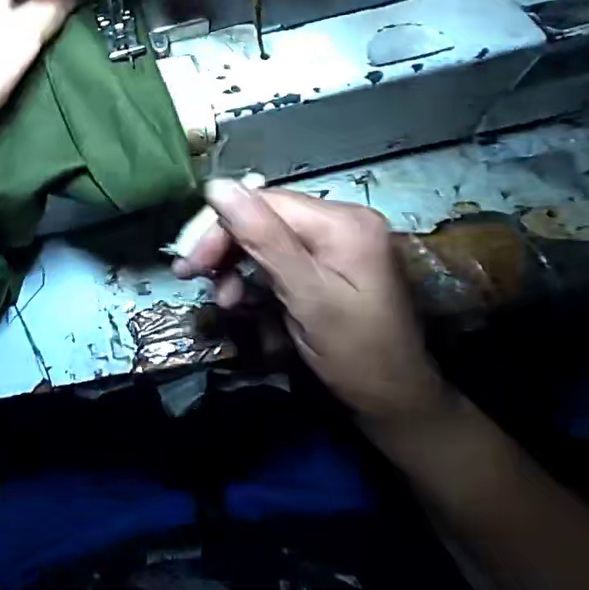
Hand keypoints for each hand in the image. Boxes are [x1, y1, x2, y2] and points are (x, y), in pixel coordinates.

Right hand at [175, 182, 445, 419]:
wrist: (399, 403)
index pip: (265, 203)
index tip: (189, 264)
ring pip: (268, 236)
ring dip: (238, 263)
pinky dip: (257, 274)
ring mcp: (339, 240)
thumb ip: (264, 239)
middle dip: (226, 246)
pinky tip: (242, 297)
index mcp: (344, 221)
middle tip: (190, 275)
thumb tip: (217, 185)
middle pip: (266, 216)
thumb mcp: (307, 297)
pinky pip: (282, 254)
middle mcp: (342, 220)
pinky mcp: (331, 261)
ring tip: (223, 298)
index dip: (221, 227)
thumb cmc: (357, 354)